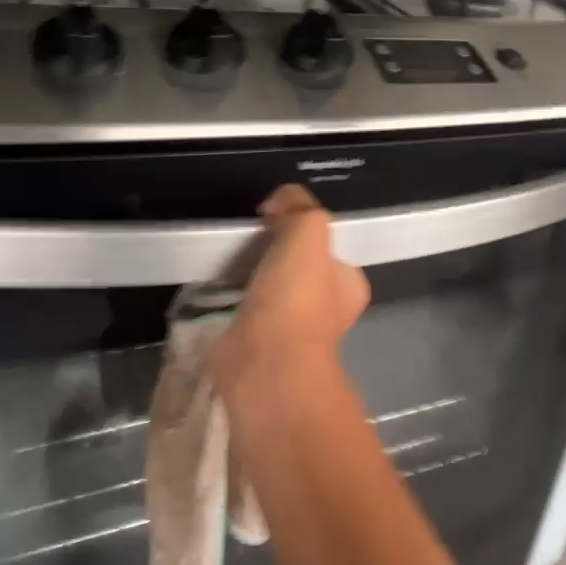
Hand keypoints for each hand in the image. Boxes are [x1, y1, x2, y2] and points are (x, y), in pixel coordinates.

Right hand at [215, 185, 369, 385]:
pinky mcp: (257, 349)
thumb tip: (278, 201)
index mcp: (349, 286)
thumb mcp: (308, 228)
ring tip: (228, 262)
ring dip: (253, 281)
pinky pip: (246, 315)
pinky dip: (233, 304)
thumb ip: (298, 205)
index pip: (332, 252)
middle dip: (278, 258)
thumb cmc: (297, 296)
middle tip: (249, 241)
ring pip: (272, 295)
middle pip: (300, 272)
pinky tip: (216, 290)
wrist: (265, 363)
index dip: (308, 233)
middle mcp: (326, 312)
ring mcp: (292, 335)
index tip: (277, 222)